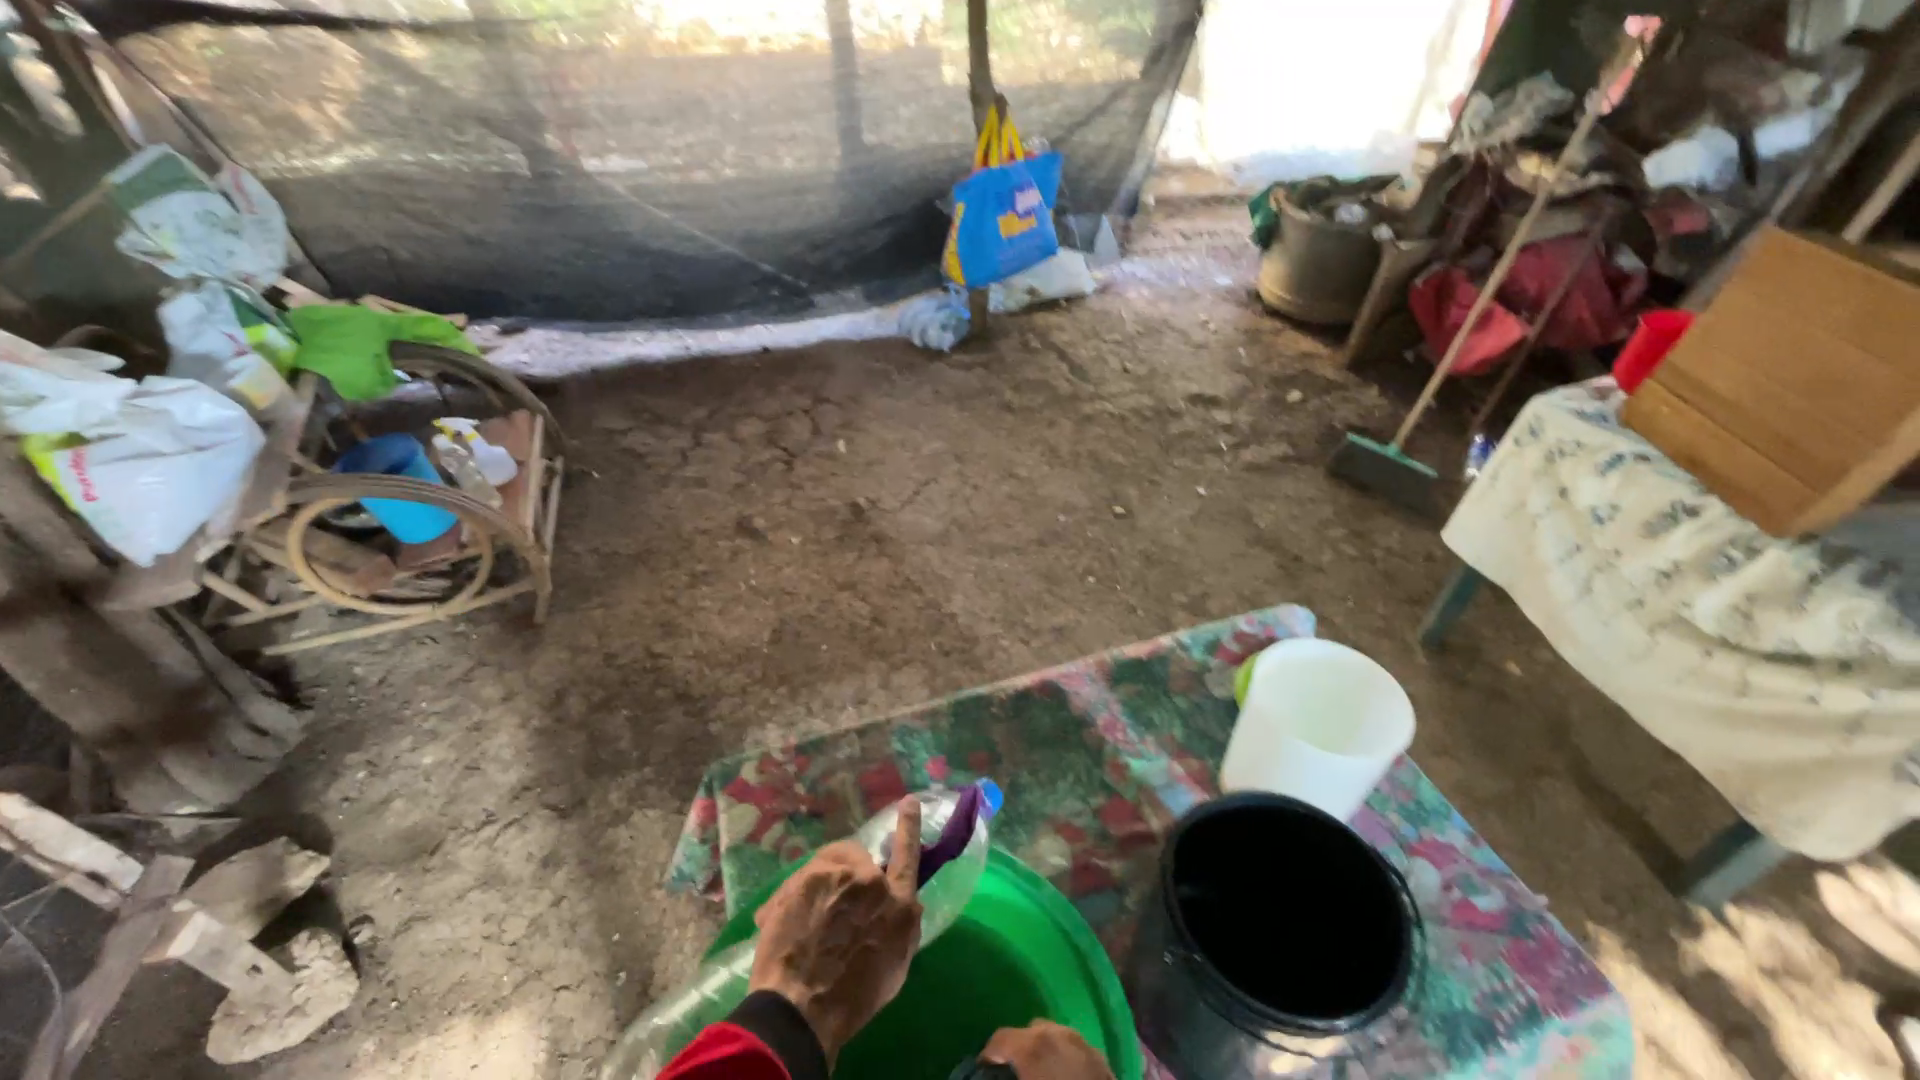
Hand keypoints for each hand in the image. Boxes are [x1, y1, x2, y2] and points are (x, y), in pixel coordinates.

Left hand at [749, 799, 923, 1060]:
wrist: (801, 1008)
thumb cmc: (855, 997)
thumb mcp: (897, 963)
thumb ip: (901, 923)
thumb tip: (900, 905)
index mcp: (898, 901)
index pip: (907, 854)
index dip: (908, 827)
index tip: (908, 802)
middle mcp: (868, 879)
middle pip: (858, 857)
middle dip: (850, 871)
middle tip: (837, 902)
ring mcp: (832, 875)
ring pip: (828, 863)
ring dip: (824, 881)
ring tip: (812, 914)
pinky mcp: (801, 880)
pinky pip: (802, 880)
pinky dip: (798, 896)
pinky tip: (790, 921)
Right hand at [983, 1021, 1114, 1079]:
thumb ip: (1007, 1077)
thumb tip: (996, 1075)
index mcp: (1034, 1045)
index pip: (1000, 1038)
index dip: (988, 1056)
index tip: (984, 1072)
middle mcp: (1058, 1033)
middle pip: (1029, 1032)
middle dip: (1019, 1050)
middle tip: (1014, 1074)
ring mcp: (1082, 1043)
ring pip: (1054, 1037)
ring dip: (1044, 1053)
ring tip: (1041, 1076)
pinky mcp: (1101, 1057)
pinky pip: (1074, 1050)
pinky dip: (1065, 1060)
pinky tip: (1064, 1078)